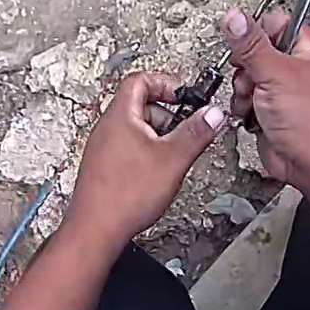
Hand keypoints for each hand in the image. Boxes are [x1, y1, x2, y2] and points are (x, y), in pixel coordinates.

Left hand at [63, 72, 226, 250]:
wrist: (96, 229)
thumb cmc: (125, 195)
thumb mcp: (173, 159)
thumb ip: (196, 132)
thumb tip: (213, 113)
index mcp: (120, 116)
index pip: (140, 80)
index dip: (165, 84)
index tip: (184, 97)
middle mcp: (107, 128)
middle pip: (140, 105)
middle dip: (167, 115)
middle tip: (185, 131)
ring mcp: (103, 148)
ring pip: (136, 129)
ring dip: (158, 137)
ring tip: (172, 157)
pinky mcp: (103, 167)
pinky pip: (128, 148)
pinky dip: (147, 153)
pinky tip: (156, 174)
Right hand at [224, 8, 309, 185]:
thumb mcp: (275, 74)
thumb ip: (251, 45)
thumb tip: (235, 18)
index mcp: (307, 54)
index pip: (278, 25)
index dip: (259, 31)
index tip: (246, 43)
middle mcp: (295, 71)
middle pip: (256, 54)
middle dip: (246, 69)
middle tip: (252, 78)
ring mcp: (282, 94)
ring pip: (247, 79)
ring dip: (243, 92)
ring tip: (254, 102)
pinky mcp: (269, 114)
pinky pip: (246, 102)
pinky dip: (244, 110)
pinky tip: (252, 117)